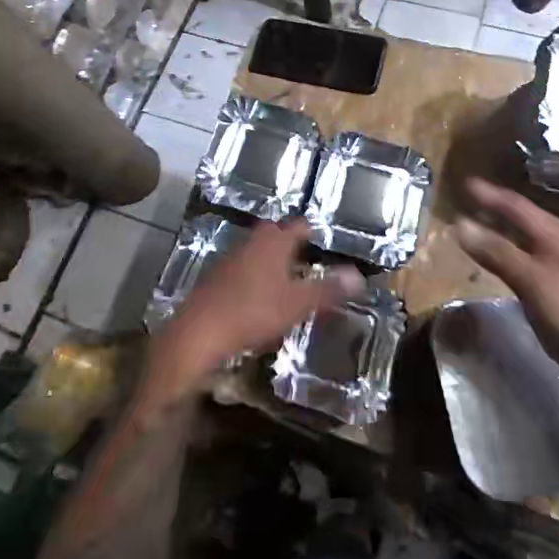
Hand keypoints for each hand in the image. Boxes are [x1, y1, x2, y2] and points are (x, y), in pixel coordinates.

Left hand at [144, 220, 362, 402]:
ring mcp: (231, 257)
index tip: (327, 241)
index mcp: (274, 241)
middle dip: (293, 243)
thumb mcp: (298, 304)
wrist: (200, 331)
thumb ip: (328, 289)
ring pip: (258, 250)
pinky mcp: (217, 276)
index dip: (314, 232)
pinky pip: (244, 267)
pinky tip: (261, 294)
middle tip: (311, 257)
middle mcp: (252, 241)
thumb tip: (359, 276)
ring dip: (273, 259)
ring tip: (290, 276)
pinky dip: (257, 275)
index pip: (300, 226)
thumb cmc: (253, 312)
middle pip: (276, 234)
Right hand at [455, 177, 558, 381]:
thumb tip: (459, 224)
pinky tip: (505, 258)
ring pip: (529, 234)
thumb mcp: (531, 282)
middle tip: (469, 201)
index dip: (489, 195)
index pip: (516, 205)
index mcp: (554, 234)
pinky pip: (532, 253)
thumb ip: (497, 252)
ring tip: (480, 224)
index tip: (464, 183)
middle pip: (524, 216)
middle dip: (496, 207)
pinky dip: (512, 248)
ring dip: (504, 228)